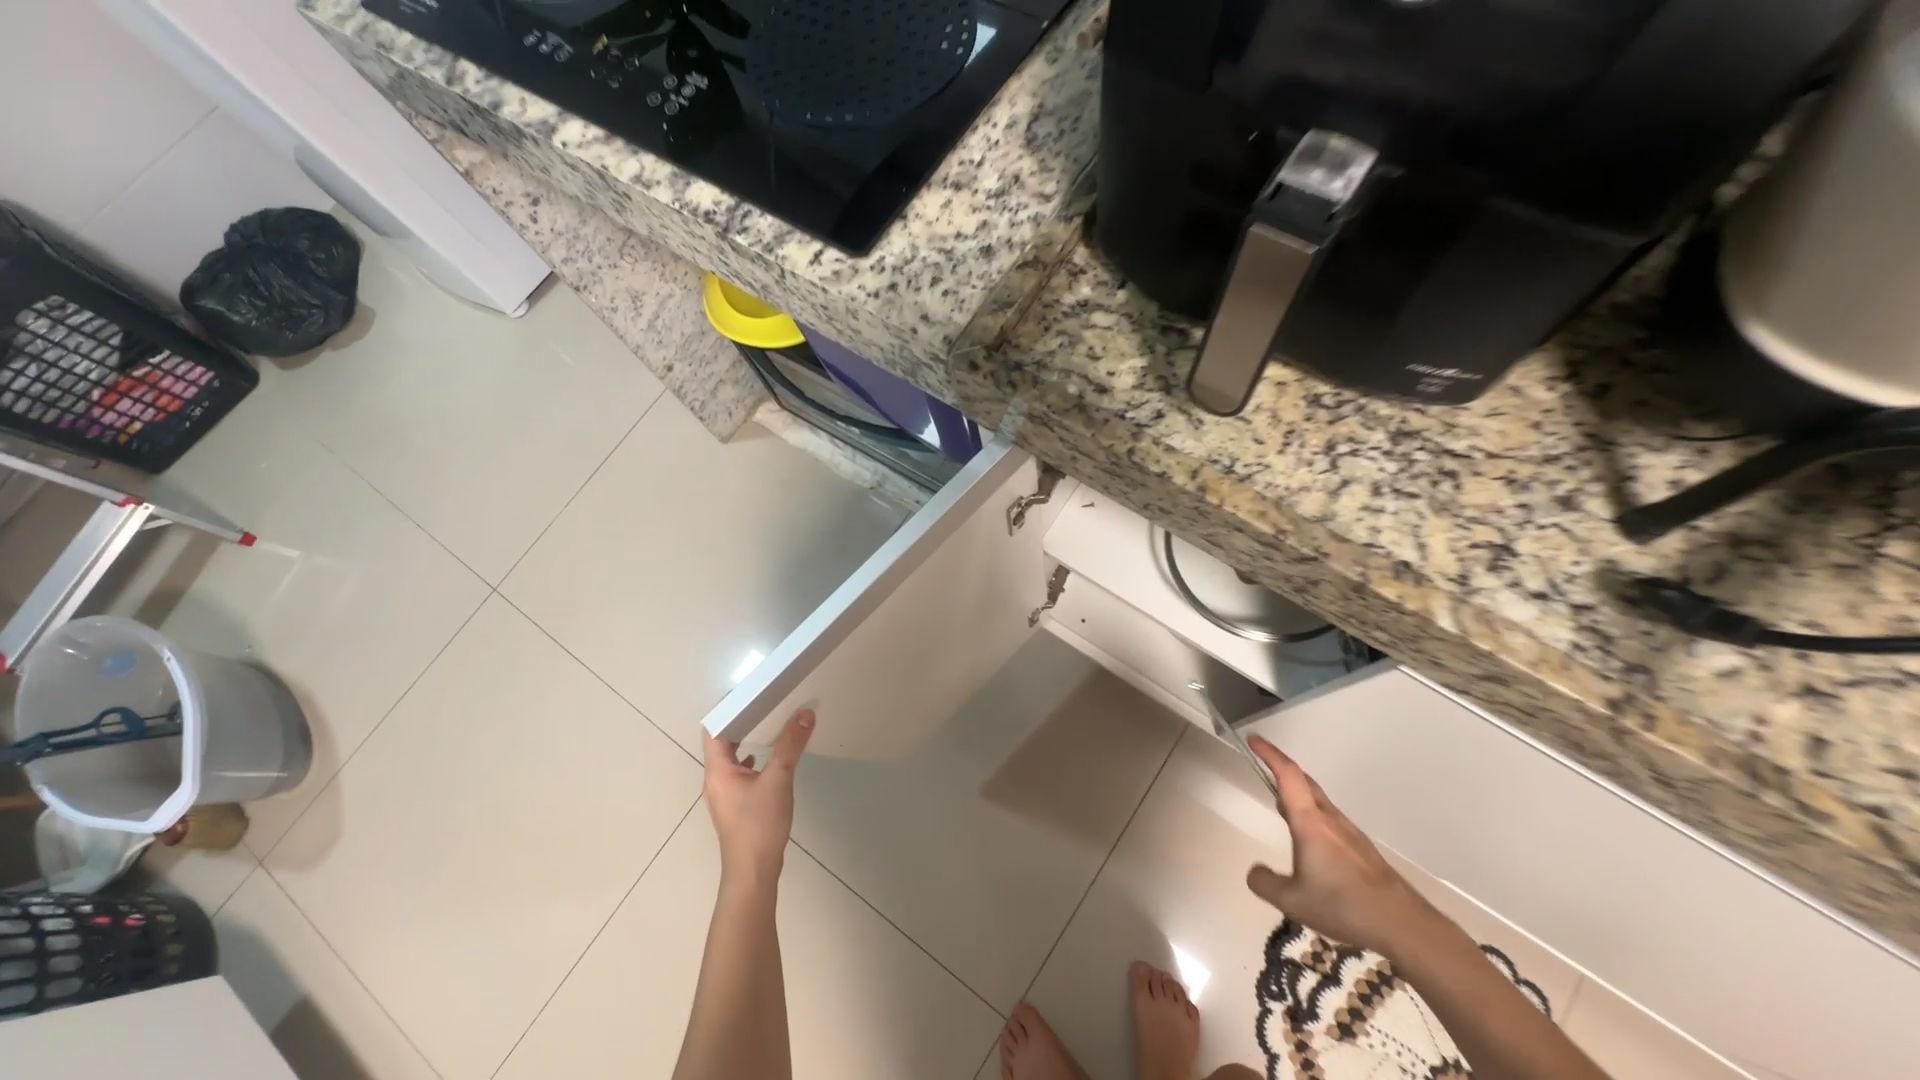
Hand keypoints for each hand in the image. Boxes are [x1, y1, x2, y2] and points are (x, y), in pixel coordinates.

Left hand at [703, 709, 814, 886]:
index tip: (750, 694)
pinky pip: (740, 774)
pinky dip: (752, 762)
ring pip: (731, 760)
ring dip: (747, 742)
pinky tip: (768, 760)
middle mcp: (715, 779)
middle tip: (764, 704)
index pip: (715, 730)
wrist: (753, 872)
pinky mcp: (736, 806)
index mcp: (717, 769)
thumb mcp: (779, 780)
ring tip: (768, 725)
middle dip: (741, 723)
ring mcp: (724, 795)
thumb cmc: (759, 824)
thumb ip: (791, 745)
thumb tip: (806, 713)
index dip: (728, 710)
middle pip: (722, 743)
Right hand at [1243, 735, 1441, 959]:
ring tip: (1281, 807)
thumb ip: (1265, 883)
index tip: (1253, 739)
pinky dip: (1311, 816)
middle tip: (1262, 768)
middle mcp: (1330, 820)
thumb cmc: (1343, 905)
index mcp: (1310, 823)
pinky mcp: (1361, 850)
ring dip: (1298, 795)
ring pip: (1319, 802)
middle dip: (1282, 769)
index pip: (1288, 776)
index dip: (1269, 754)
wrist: (1401, 923)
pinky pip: (1329, 820)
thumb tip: (1254, 871)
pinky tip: (1310, 843)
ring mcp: (1349, 833)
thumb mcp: (1292, 900)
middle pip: (1305, 782)